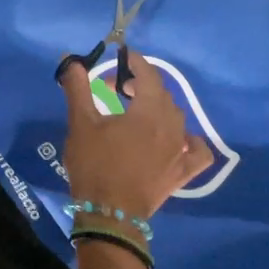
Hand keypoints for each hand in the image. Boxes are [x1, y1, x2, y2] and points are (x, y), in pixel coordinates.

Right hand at [58, 50, 212, 220]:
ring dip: (157, 105)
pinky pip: (197, 150)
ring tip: (134, 109)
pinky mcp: (183, 172)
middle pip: (162, 95)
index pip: (149, 76)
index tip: (119, 56)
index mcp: (148, 113)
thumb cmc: (94, 163)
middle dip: (138, 83)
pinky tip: (174, 138)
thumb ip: (78, 87)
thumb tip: (70, 59)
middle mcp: (172, 129)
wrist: (110, 212)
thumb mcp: (80, 122)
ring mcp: (181, 152)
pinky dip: (189, 139)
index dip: (135, 62)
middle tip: (111, 87)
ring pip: (177, 118)